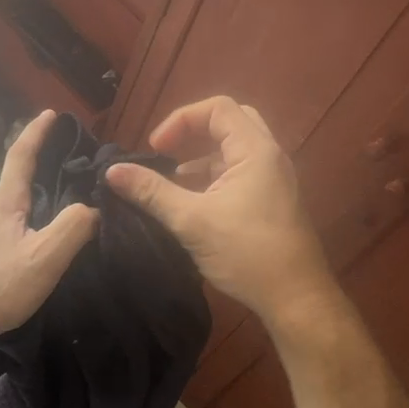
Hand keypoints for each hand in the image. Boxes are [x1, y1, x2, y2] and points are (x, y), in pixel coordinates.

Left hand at [0, 110, 99, 347]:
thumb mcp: (45, 257)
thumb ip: (74, 227)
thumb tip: (93, 207)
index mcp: (5, 203)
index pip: (21, 155)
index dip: (37, 132)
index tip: (51, 112)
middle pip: (14, 176)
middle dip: (38, 160)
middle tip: (65, 156)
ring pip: (10, 201)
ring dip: (32, 190)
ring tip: (57, 194)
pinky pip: (6, 222)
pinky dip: (25, 214)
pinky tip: (34, 234)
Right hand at [105, 96, 337, 325]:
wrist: (296, 299)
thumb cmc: (247, 252)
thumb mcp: (191, 220)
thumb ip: (151, 192)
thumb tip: (112, 172)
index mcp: (256, 151)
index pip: (218, 108)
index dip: (181, 120)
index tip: (156, 148)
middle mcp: (269, 157)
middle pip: (229, 122)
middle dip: (192, 131)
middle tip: (166, 151)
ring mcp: (273, 180)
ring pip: (233, 150)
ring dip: (200, 156)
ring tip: (170, 180)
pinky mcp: (270, 202)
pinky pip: (238, 173)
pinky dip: (211, 177)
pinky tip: (190, 202)